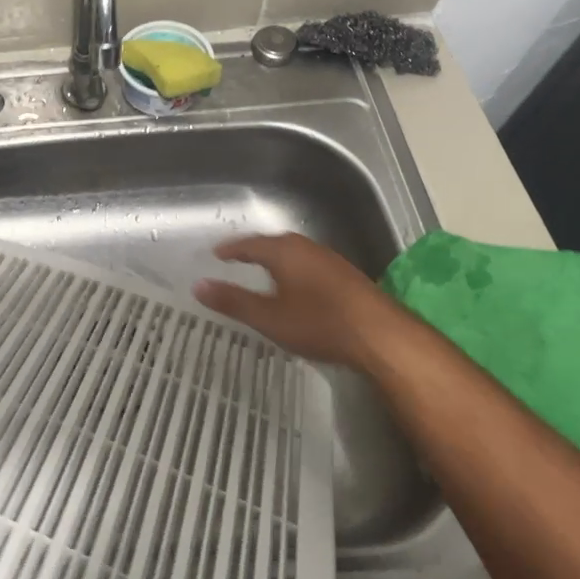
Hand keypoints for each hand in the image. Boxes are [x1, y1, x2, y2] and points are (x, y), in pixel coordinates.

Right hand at [193, 233, 406, 367]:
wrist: (381, 336)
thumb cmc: (318, 323)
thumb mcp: (268, 317)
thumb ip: (233, 301)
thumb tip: (198, 286)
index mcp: (285, 252)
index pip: (250, 244)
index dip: (231, 249)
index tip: (216, 254)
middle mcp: (308, 248)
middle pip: (275, 243)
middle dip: (255, 250)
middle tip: (237, 258)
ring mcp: (331, 261)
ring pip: (296, 253)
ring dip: (278, 259)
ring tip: (264, 270)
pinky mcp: (347, 276)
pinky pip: (311, 264)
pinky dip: (295, 269)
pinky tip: (297, 286)